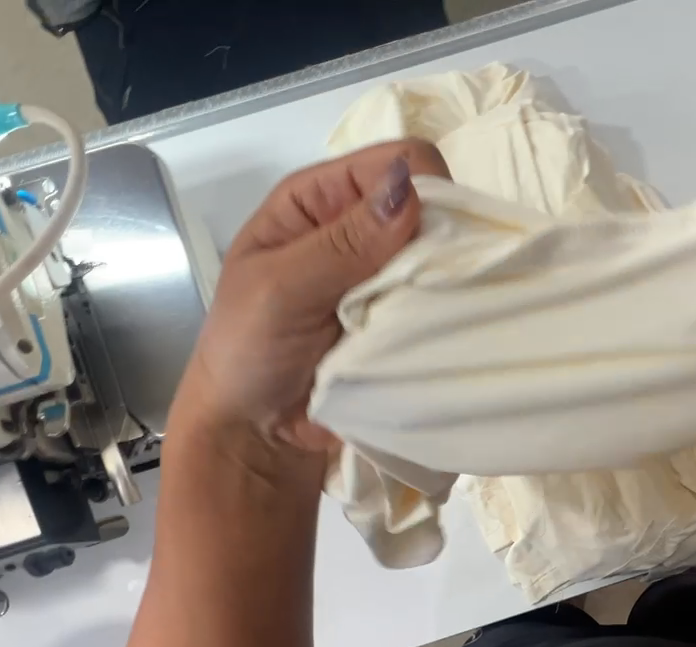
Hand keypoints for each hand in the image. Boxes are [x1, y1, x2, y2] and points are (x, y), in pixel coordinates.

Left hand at [172, 139, 451, 455]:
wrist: (256, 433)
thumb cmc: (247, 352)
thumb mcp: (279, 288)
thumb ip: (341, 243)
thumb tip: (409, 190)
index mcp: (320, 202)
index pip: (398, 163)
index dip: (425, 191)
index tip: (428, 243)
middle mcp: (361, 234)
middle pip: (432, 213)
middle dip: (442, 244)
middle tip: (428, 292)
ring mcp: (388, 285)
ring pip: (445, 265)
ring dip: (446, 289)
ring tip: (431, 323)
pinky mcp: (406, 329)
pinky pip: (444, 313)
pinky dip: (448, 323)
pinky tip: (441, 341)